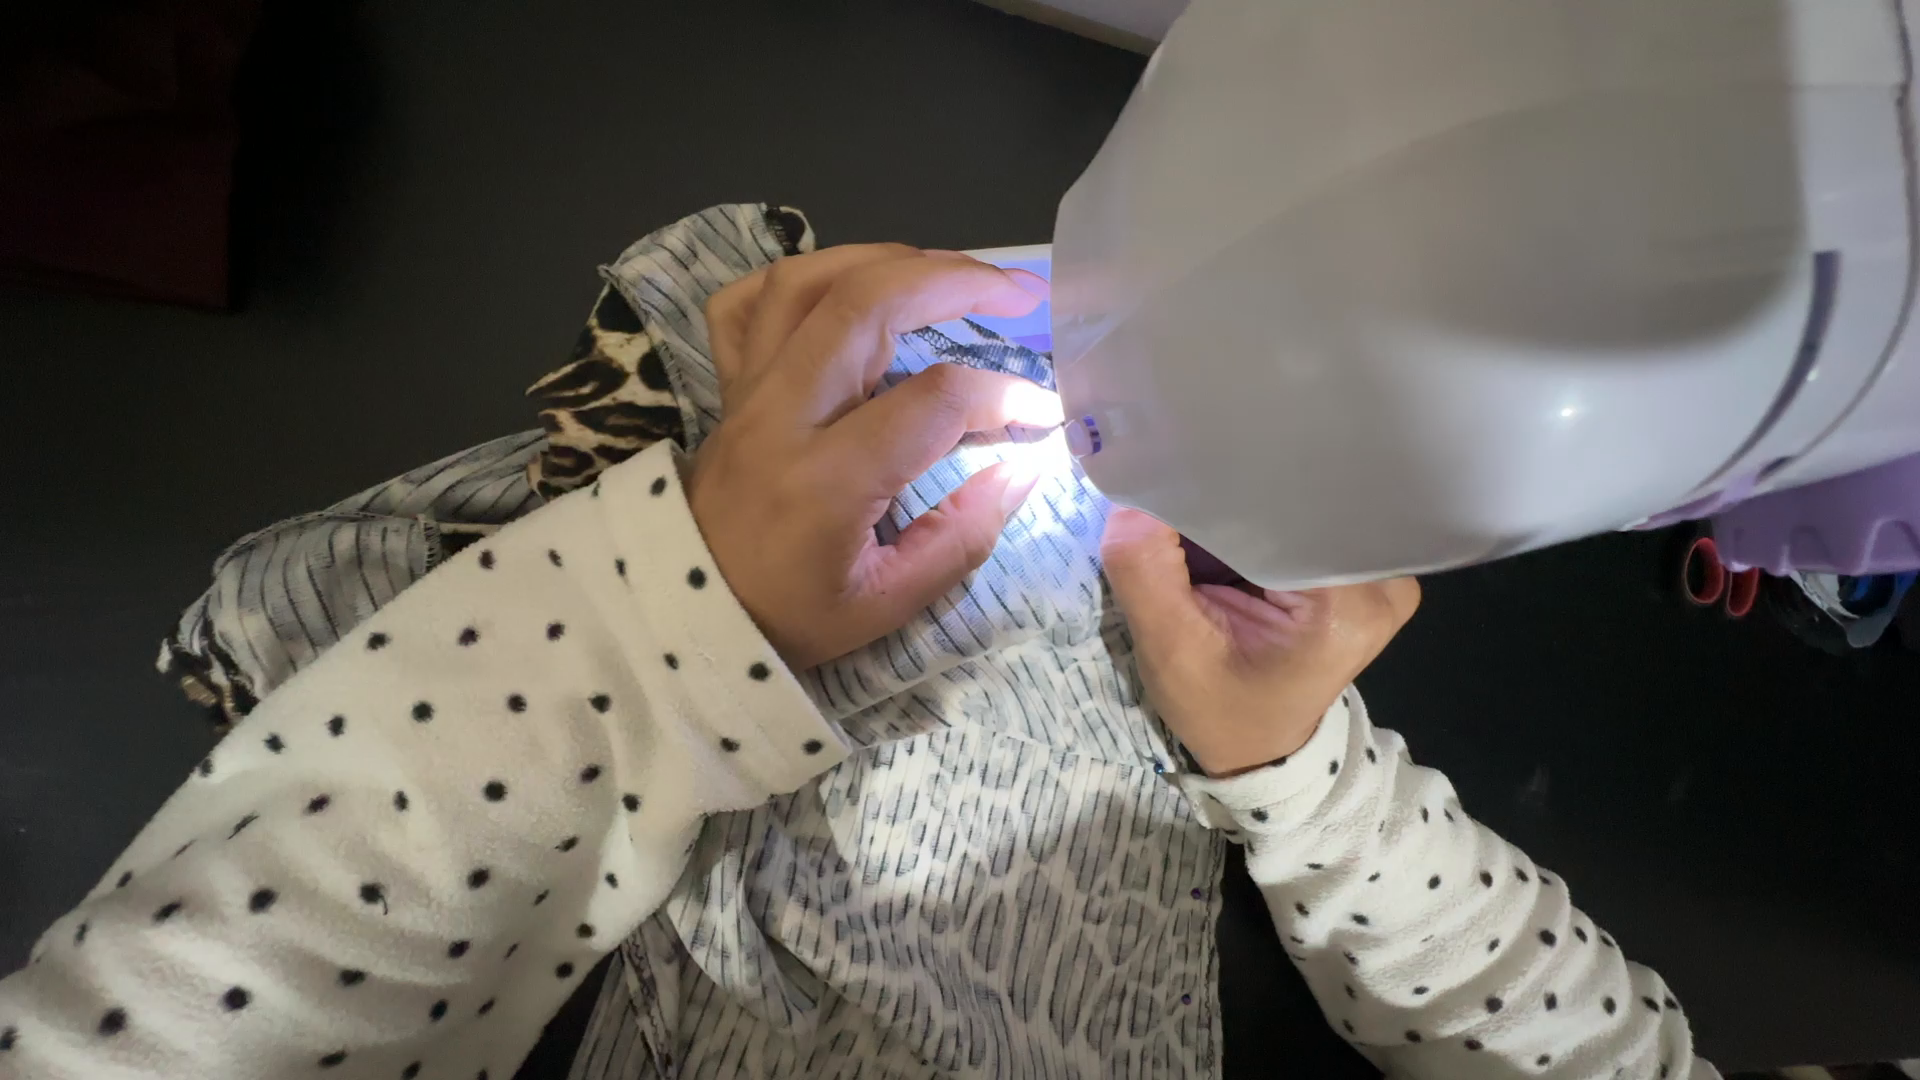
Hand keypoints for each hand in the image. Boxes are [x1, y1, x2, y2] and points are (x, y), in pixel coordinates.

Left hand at [687, 245, 1062, 668]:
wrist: (689, 613)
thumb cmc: (790, 617)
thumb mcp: (887, 601)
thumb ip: (962, 536)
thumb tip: (1022, 468)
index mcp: (829, 478)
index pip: (933, 400)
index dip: (1003, 395)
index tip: (1042, 411)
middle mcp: (783, 414)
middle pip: (867, 304)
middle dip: (956, 281)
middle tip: (1018, 292)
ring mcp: (748, 392)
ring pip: (809, 283)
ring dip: (888, 261)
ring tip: (946, 275)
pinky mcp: (729, 388)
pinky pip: (749, 304)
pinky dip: (802, 279)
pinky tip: (844, 289)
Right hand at [1101, 508, 1418, 776]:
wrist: (1254, 743)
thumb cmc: (1217, 708)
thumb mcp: (1166, 648)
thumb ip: (1145, 565)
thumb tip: (1138, 482)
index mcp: (1347, 603)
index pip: (1284, 505)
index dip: (1224, 484)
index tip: (1174, 473)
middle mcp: (1380, 577)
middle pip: (1297, 498)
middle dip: (1230, 490)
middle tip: (1177, 483)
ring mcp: (1375, 570)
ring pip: (1297, 503)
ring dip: (1240, 502)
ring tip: (1198, 507)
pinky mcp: (1355, 568)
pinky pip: (1299, 519)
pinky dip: (1252, 519)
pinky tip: (1222, 525)